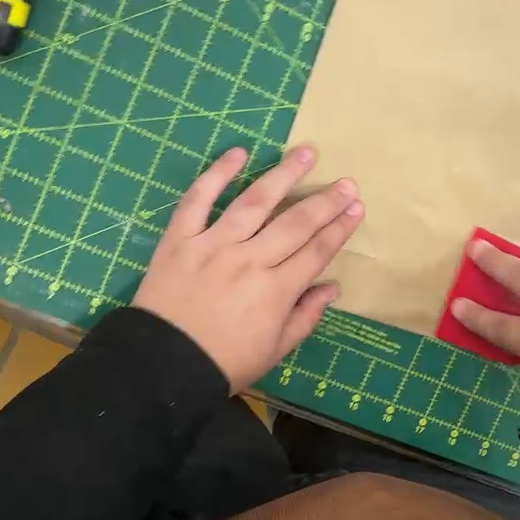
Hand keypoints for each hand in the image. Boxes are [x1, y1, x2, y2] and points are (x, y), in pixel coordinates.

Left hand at [134, 145, 363, 391]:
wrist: (162, 367)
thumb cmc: (224, 363)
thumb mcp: (274, 350)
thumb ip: (305, 316)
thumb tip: (332, 287)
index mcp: (275, 291)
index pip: (316, 251)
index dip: (340, 228)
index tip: (357, 207)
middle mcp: (249, 260)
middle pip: (295, 223)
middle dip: (325, 201)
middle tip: (346, 181)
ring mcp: (213, 245)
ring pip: (254, 202)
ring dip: (284, 175)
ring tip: (306, 152)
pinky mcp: (180, 239)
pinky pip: (198, 199)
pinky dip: (217, 174)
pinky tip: (239, 153)